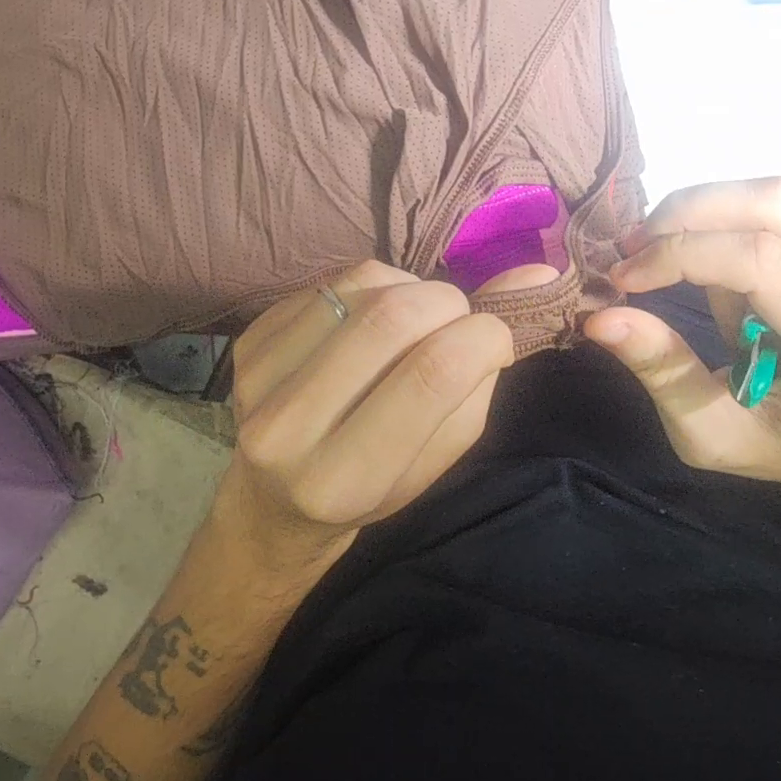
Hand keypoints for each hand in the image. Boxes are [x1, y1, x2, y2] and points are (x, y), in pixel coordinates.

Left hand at [214, 260, 532, 568]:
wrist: (273, 502)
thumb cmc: (370, 490)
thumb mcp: (435, 459)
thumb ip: (482, 379)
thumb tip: (534, 278)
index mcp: (344, 480)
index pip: (430, 376)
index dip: (483, 337)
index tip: (497, 340)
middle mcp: (288, 430)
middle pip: (390, 319)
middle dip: (448, 302)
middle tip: (460, 320)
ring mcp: (258, 381)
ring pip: (359, 287)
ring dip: (410, 287)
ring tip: (417, 318)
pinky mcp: (247, 345)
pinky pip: (327, 282)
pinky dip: (370, 287)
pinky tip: (372, 320)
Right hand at [584, 179, 780, 490]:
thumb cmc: (780, 447)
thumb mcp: (709, 435)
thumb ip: (663, 372)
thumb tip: (601, 317)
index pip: (763, 262)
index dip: (681, 255)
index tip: (622, 277)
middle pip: (775, 207)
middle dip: (687, 214)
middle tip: (630, 246)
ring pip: (775, 198)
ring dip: (700, 211)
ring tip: (653, 248)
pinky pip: (778, 211)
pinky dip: (720, 220)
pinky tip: (694, 257)